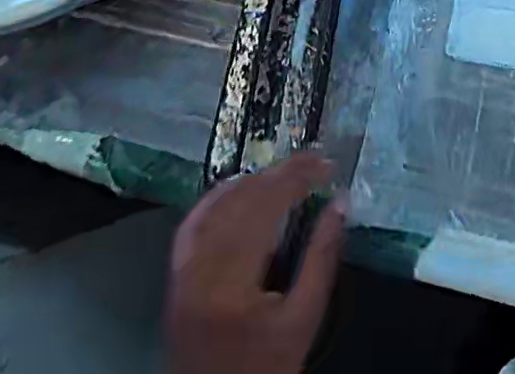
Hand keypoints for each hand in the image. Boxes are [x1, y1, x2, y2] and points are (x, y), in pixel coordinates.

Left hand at [166, 153, 345, 373]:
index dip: (296, 179)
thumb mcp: (305, 321)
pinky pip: (193, 223)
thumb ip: (322, 258)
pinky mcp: (175, 278)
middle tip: (314, 161)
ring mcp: (182, 273)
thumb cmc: (267, 372)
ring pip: (218, 206)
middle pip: (242, 201)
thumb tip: (340, 203)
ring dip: (254, 181)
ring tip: (287, 171)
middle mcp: (199, 271)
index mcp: (232, 285)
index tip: (325, 165)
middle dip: (281, 174)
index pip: (265, 209)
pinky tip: (240, 185)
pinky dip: (218, 198)